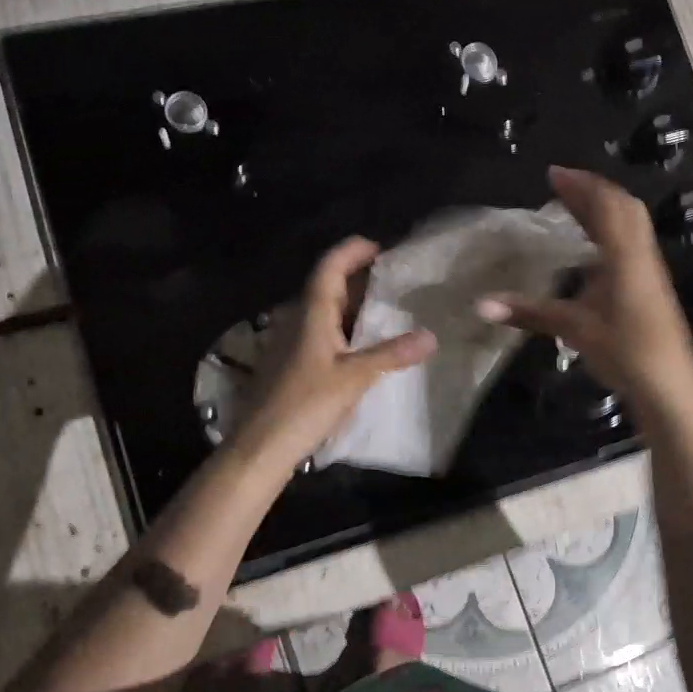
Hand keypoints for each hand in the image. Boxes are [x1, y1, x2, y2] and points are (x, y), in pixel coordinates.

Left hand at [234, 237, 436, 467]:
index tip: (380, 248)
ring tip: (384, 309)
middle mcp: (296, 320)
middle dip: (357, 278)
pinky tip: (360, 345)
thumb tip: (430, 336)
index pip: (330, 267)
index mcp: (311, 314)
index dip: (352, 251)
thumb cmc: (306, 404)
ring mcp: (290, 342)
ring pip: (323, 312)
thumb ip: (391, 355)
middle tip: (392, 280)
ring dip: (350, 305)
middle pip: (327, 286)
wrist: (262, 444)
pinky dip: (342, 329)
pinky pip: (319, 333)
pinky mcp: (289, 364)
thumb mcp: (354, 378)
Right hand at [477, 166, 692, 408]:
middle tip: (562, 186)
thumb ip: (529, 313)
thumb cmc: (626, 352)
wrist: (669, 386)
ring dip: (604, 210)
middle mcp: (641, 255)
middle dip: (593, 191)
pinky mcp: (651, 288)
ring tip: (574, 209)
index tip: (552, 174)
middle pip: (623, 208)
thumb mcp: (574, 329)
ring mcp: (650, 272)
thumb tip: (480, 305)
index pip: (605, 206)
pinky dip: (610, 232)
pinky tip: (591, 250)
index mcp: (625, 256)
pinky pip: (632, 244)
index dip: (580, 185)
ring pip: (631, 225)